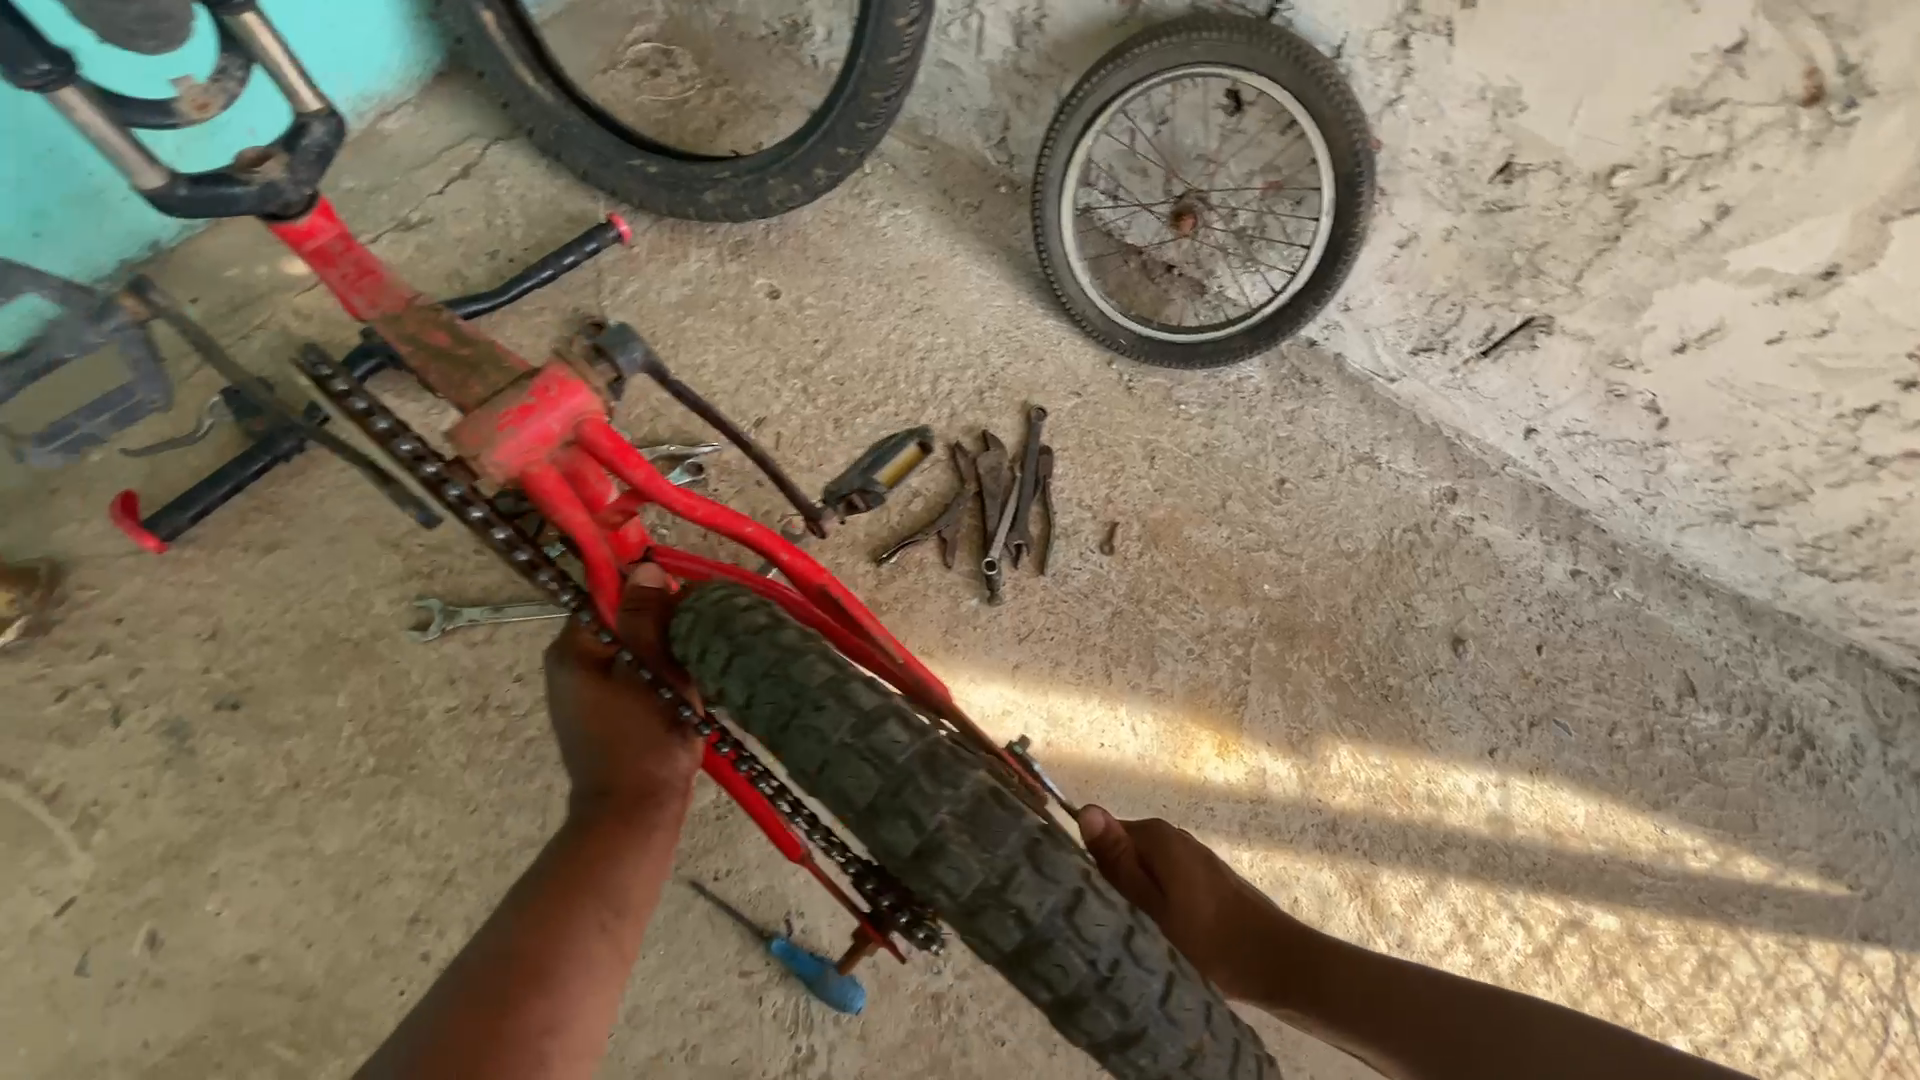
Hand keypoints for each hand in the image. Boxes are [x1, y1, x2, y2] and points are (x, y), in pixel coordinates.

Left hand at [543, 563, 704, 820]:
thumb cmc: (643, 740)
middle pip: (622, 619)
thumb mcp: (650, 671)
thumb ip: (646, 618)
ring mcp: (589, 689)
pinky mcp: (609, 709)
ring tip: (697, 658)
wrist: (635, 812)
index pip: (608, 596)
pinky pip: (637, 671)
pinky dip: (662, 670)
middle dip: (663, 622)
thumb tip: (645, 566)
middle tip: (697, 634)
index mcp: (572, 649)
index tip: (684, 601)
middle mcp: (572, 663)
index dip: (648, 592)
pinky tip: (687, 682)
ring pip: (634, 646)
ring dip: (666, 647)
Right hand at [1077, 805, 1312, 1002]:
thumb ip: (1118, 861)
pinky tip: (1159, 932)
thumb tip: (1085, 810)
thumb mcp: (1153, 907)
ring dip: (1135, 896)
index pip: (1101, 836)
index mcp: (1155, 835)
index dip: (1091, 868)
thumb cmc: (1211, 941)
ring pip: (1144, 868)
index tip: (1089, 904)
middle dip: (1113, 883)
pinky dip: (1157, 902)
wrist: (1278, 963)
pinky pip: (1164, 880)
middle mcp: (1172, 834)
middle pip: (1122, 851)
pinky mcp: (1204, 876)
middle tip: (1113, 926)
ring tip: (1132, 934)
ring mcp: (1191, 855)